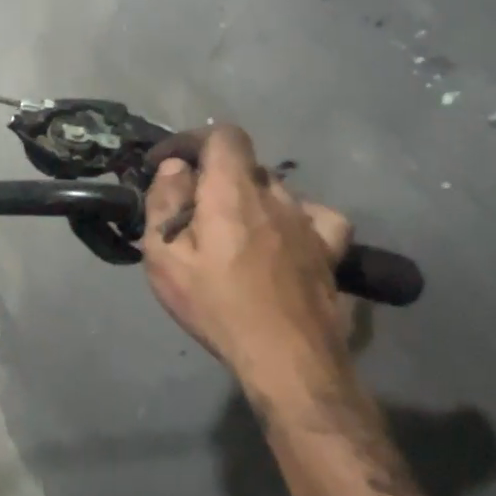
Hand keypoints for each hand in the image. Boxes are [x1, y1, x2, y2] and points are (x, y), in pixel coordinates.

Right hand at [141, 126, 353, 387]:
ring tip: (227, 225)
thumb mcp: (164, 255)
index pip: (225, 137)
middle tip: (187, 204)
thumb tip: (175, 169)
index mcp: (232, 193)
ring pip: (275, 189)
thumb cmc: (214, 303)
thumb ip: (165, 203)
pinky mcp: (330, 252)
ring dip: (247, 196)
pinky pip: (317, 215)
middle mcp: (276, 199)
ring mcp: (310, 225)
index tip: (168, 164)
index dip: (193, 140)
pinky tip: (281, 232)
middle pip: (245, 164)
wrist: (287, 358)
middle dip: (213, 174)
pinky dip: (295, 214)